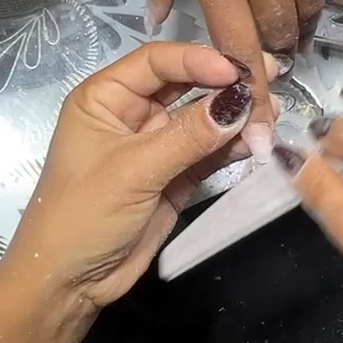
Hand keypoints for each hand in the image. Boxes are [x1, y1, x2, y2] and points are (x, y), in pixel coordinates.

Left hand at [0, 43, 257, 307]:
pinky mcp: (175, 175)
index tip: (237, 70)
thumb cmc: (83, 215)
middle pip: (186, 84)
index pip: (156, 61)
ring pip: (203, 118)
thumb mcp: (133, 171)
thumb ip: (188, 136)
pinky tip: (258, 141)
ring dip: (236, 116)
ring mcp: (156, 145)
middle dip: (226, 85)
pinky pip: (209, 151)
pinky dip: (233, 146)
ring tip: (272, 117)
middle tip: (271, 84)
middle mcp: (131, 113)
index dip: (197, 59)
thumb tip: (240, 101)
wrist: (70, 283)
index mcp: (104, 98)